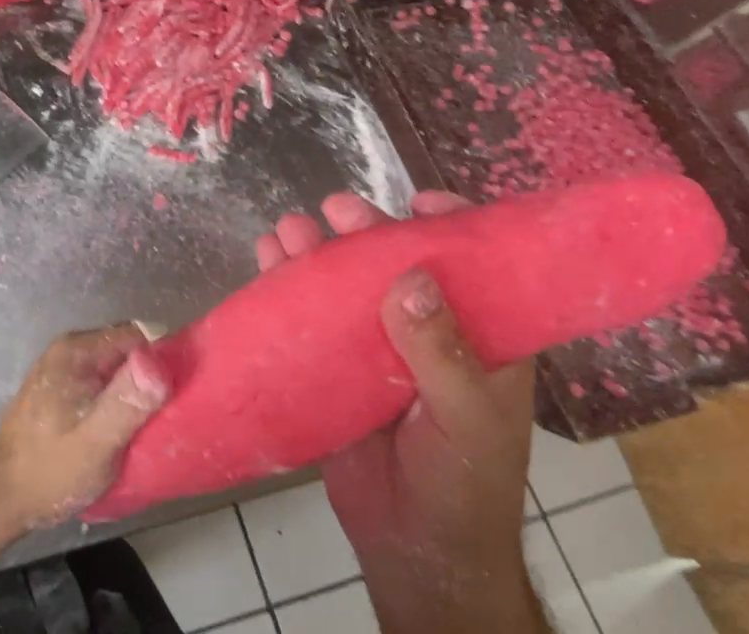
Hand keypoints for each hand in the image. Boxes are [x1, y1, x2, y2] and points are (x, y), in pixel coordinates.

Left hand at [0, 324, 168, 530]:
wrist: (4, 496)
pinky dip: (123, 404)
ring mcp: (66, 372)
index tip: (183, 393)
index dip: (163, 361)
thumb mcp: (95, 443)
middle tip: (175, 415)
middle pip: (128, 352)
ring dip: (139, 395)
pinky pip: (106, 387)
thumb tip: (158, 364)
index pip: (137, 336)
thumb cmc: (49, 470)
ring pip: (118, 372)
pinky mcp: (66, 392)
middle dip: (153, 379)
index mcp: (76, 352)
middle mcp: (70, 352)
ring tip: (160, 426)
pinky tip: (134, 432)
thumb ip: (125, 404)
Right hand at [257, 192, 547, 633]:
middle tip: (336, 211)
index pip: (475, 266)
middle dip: (366, 232)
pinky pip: (310, 318)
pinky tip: (267, 259)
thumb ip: (443, 353)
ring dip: (318, 253)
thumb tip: (411, 278)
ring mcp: (375, 348)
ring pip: (346, 285)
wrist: (411, 546)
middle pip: (396, 265)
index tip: (419, 202)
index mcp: (481, 338)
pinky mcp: (333, 368)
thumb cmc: (462, 482)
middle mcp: (428, 332)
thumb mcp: (465, 417)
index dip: (452, 228)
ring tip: (289, 231)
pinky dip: (288, 285)